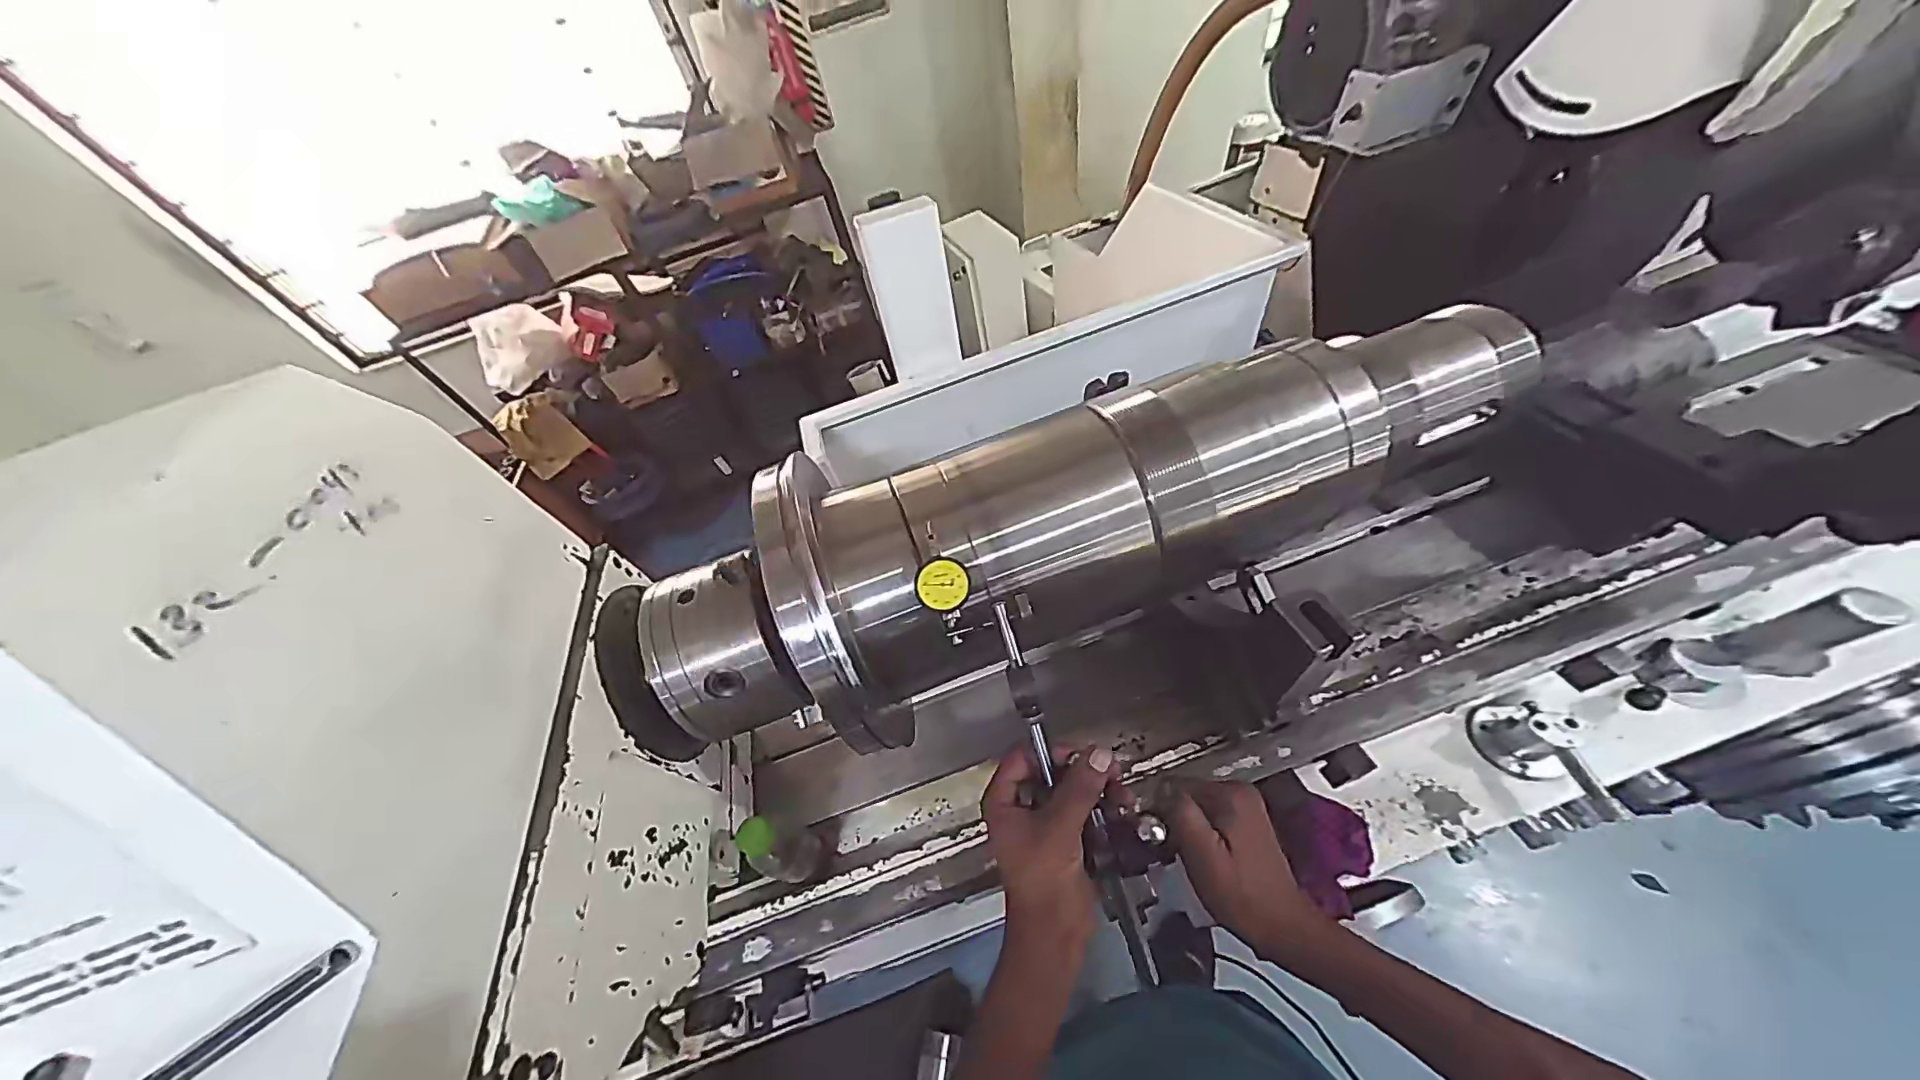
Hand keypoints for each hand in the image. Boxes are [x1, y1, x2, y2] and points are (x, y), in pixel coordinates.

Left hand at [980, 743, 1120, 949]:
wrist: (1055, 933)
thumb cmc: (1044, 880)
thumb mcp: (1060, 827)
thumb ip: (1080, 788)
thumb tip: (1098, 755)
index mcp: (1004, 802)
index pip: (1023, 758)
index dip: (1051, 752)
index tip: (1081, 754)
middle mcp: (1021, 809)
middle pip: (1051, 773)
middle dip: (1083, 772)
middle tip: (1110, 770)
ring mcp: (1044, 826)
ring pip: (1071, 792)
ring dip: (1097, 790)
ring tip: (1121, 793)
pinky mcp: (1066, 841)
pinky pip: (1083, 813)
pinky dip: (1101, 809)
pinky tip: (1121, 809)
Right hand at [1165, 781, 1340, 961]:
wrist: (1282, 926)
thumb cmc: (1240, 895)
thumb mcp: (1201, 853)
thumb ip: (1180, 813)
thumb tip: (1163, 791)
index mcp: (1231, 793)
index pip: (1175, 786)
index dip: (1161, 811)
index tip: (1161, 837)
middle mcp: (1241, 792)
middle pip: (1186, 795)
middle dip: (1175, 819)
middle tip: (1175, 851)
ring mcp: (1247, 808)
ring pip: (1196, 808)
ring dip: (1186, 828)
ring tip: (1190, 858)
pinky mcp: (1248, 824)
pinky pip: (1210, 819)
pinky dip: (1201, 834)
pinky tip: (1205, 858)